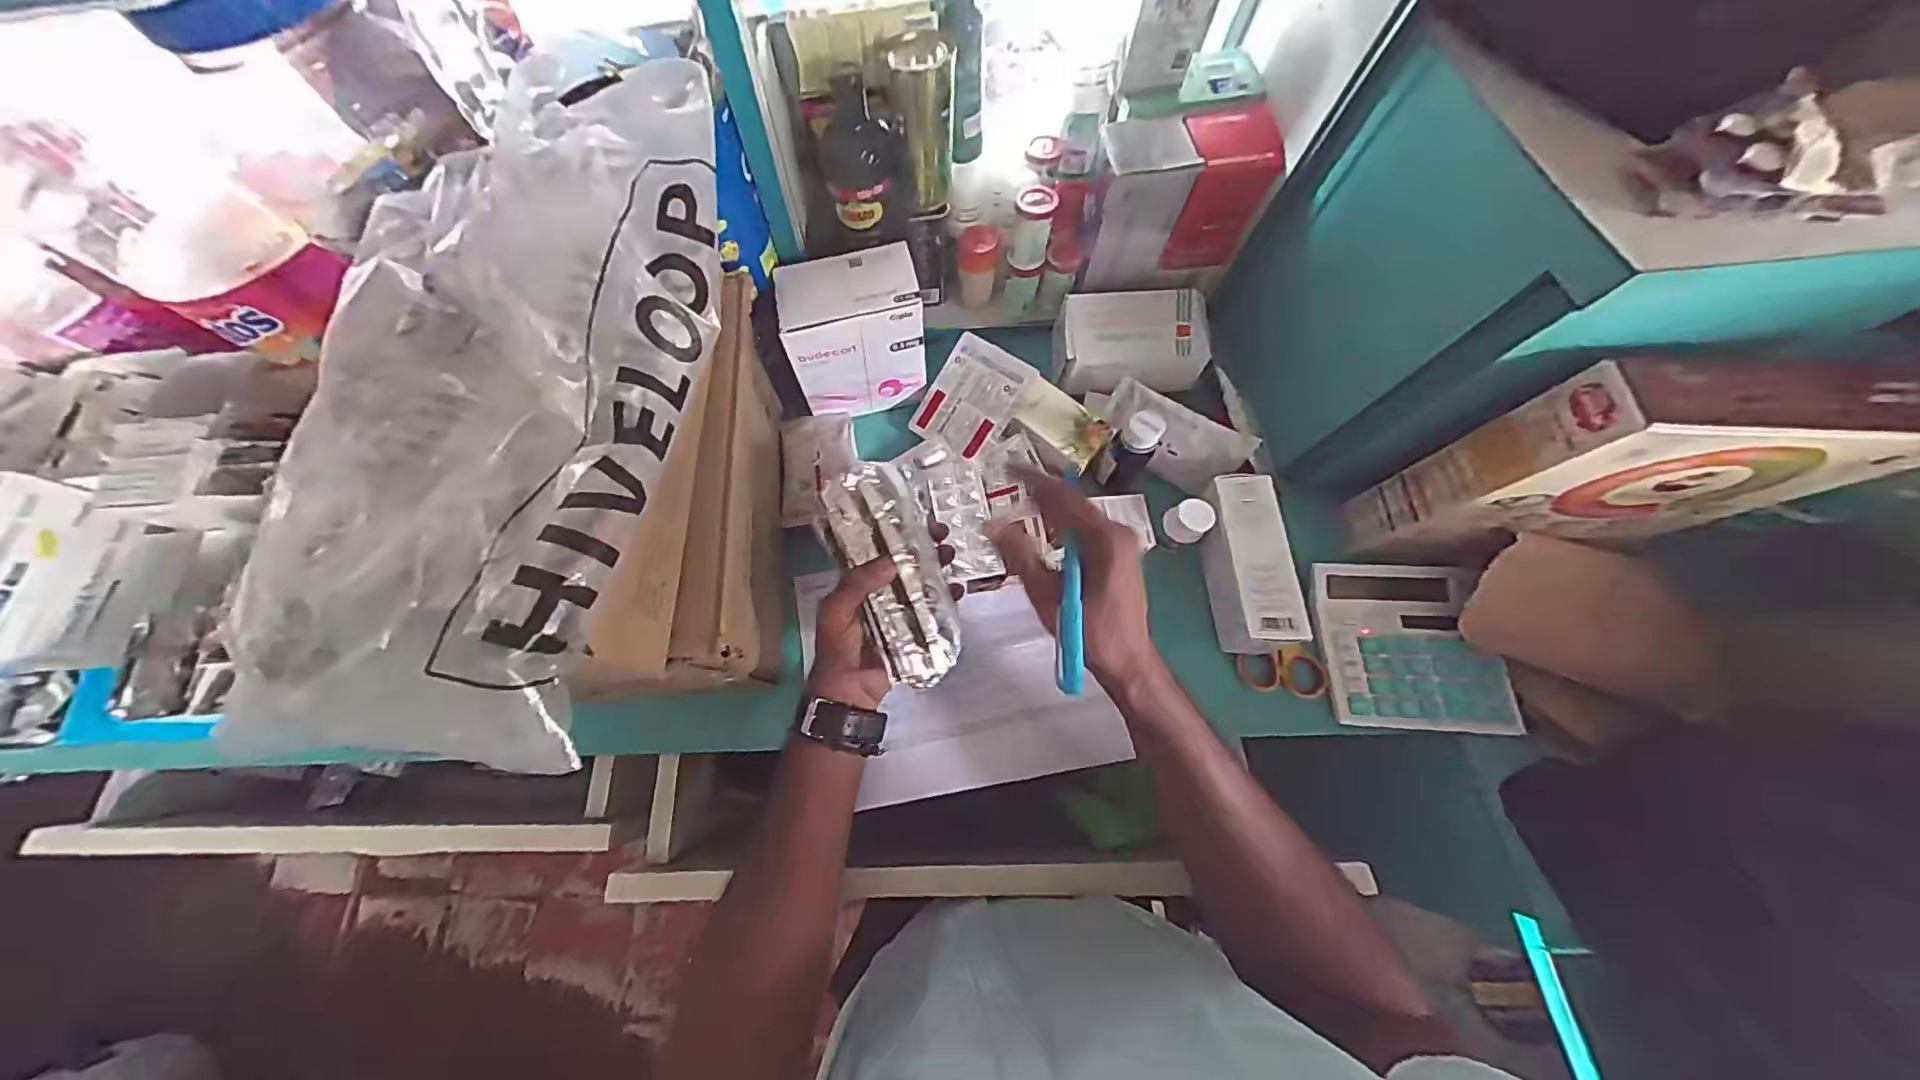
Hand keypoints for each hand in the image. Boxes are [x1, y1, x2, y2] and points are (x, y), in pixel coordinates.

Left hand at [808, 522, 960, 711]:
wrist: (850, 691)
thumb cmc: (838, 647)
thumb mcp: (836, 610)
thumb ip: (856, 583)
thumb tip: (892, 561)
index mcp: (860, 584)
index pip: (882, 551)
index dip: (900, 535)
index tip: (918, 521)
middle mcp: (882, 593)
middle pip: (907, 564)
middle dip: (925, 547)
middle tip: (942, 535)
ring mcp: (901, 611)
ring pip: (923, 582)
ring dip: (938, 567)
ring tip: (950, 556)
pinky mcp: (917, 630)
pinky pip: (934, 609)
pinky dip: (948, 598)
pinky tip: (958, 589)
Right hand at [987, 467, 1158, 687]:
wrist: (1127, 661)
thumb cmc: (1091, 634)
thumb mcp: (1048, 596)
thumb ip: (1021, 557)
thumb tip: (995, 526)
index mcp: (1104, 539)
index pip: (1062, 498)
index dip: (1033, 481)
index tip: (1009, 468)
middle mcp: (1118, 534)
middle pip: (1073, 502)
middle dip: (1041, 491)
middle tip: (1011, 481)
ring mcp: (1122, 544)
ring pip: (1080, 515)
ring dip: (1052, 508)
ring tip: (1023, 500)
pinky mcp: (1120, 556)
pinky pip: (1087, 529)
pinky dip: (1065, 524)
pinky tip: (1047, 529)